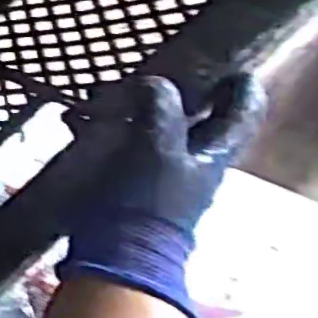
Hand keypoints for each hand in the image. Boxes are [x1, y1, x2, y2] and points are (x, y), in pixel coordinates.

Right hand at [57, 74, 264, 317]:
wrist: (119, 244)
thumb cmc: (147, 196)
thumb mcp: (156, 148)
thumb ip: (159, 112)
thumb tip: (154, 82)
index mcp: (210, 155)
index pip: (237, 118)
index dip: (241, 95)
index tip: (241, 73)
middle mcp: (190, 162)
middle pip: (191, 121)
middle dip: (174, 98)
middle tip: (154, 78)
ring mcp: (157, 172)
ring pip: (150, 129)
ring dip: (129, 110)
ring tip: (104, 95)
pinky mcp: (125, 180)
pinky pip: (117, 143)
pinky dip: (100, 127)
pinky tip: (76, 120)